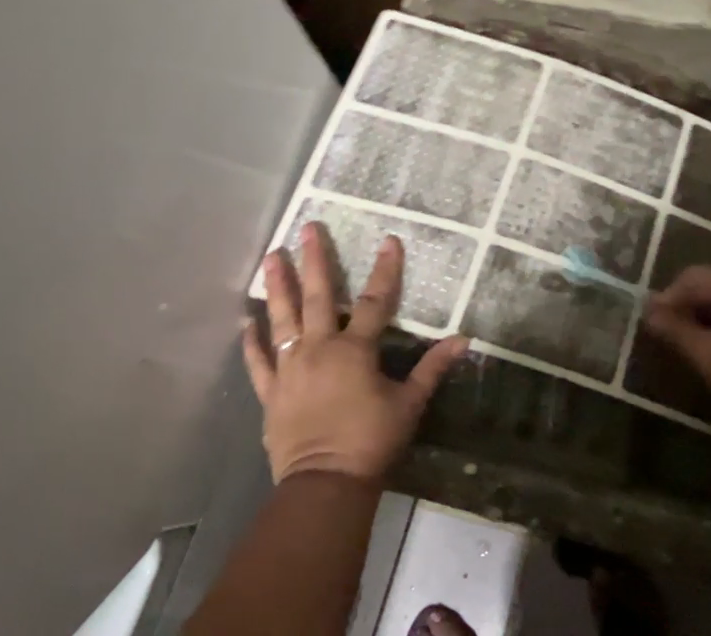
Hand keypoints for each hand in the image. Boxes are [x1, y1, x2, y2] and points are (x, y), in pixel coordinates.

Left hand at [243, 223, 468, 482]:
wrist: (325, 483)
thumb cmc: (371, 441)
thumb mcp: (409, 404)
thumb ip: (433, 369)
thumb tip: (464, 340)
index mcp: (354, 349)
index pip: (374, 301)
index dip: (384, 270)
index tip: (388, 240)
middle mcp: (318, 349)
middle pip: (317, 296)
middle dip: (315, 259)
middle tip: (307, 227)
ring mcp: (290, 369)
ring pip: (282, 319)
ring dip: (278, 286)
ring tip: (272, 257)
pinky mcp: (270, 393)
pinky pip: (258, 362)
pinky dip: (251, 342)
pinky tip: (246, 322)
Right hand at [642, 266, 710, 438]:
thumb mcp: (703, 351)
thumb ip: (673, 328)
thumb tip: (647, 313)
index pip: (692, 279)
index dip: (667, 297)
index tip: (649, 319)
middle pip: (704, 283)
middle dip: (681, 303)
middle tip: (660, 326)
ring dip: (694, 312)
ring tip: (676, 334)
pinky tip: (699, 339)